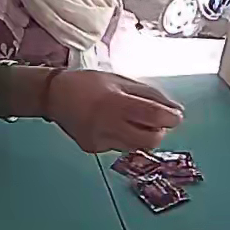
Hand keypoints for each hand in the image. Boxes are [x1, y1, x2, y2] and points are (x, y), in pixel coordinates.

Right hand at [44, 71, 182, 152]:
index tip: (175, 115)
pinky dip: (123, 138)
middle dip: (159, 131)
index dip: (171, 118)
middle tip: (154, 120)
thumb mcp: (120, 81)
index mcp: (116, 102)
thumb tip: (174, 109)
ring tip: (130, 121)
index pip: (155, 116)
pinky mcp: (93, 149)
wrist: (54, 96)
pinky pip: (119, 147)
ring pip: (136, 147)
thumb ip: (148, 95)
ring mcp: (99, 140)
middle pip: (150, 140)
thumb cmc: (89, 83)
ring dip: (142, 135)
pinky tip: (110, 125)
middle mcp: (108, 124)